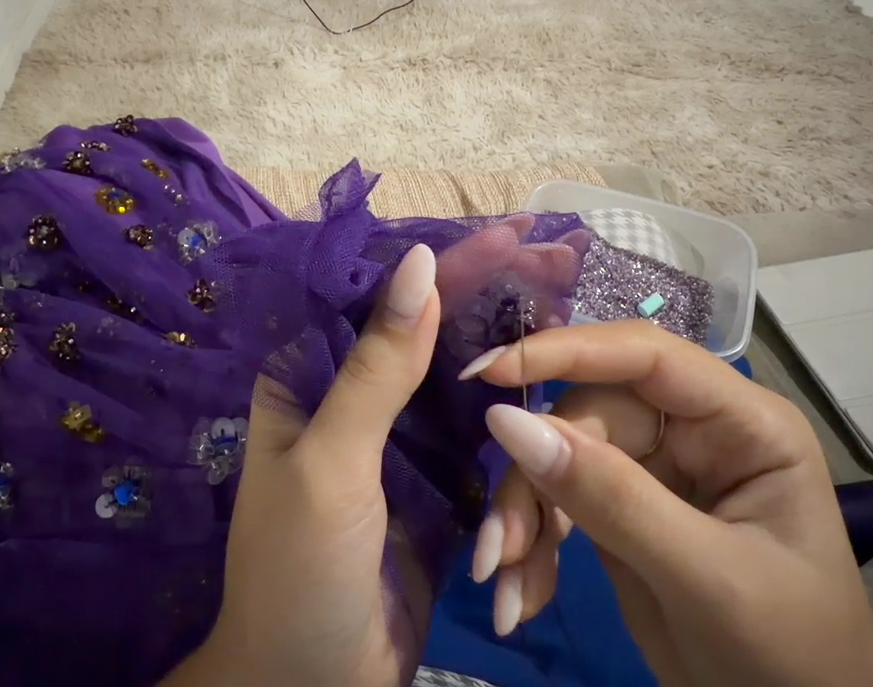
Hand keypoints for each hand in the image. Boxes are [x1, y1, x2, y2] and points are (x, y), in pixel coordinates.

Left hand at [165, 219, 583, 686]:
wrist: (309, 686)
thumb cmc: (300, 568)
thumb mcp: (333, 462)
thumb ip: (376, 368)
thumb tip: (420, 263)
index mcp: (310, 376)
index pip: (378, 297)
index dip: (444, 261)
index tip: (512, 232)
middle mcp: (354, 397)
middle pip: (428, 331)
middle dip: (490, 294)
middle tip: (559, 258)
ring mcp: (399, 443)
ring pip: (460, 380)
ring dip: (509, 348)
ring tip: (572, 308)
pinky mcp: (435, 488)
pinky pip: (480, 439)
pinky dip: (514, 415)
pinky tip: (556, 385)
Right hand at [466, 319, 872, 686]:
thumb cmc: (789, 654)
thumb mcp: (704, 577)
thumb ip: (609, 496)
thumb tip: (506, 419)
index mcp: (741, 422)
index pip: (641, 356)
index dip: (563, 352)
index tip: (486, 375)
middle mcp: (693, 429)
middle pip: (584, 416)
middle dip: (535, 481)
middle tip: (499, 550)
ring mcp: (655, 468)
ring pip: (558, 456)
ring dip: (523, 518)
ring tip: (504, 581)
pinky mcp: (621, 507)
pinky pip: (557, 500)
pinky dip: (532, 544)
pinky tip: (521, 594)